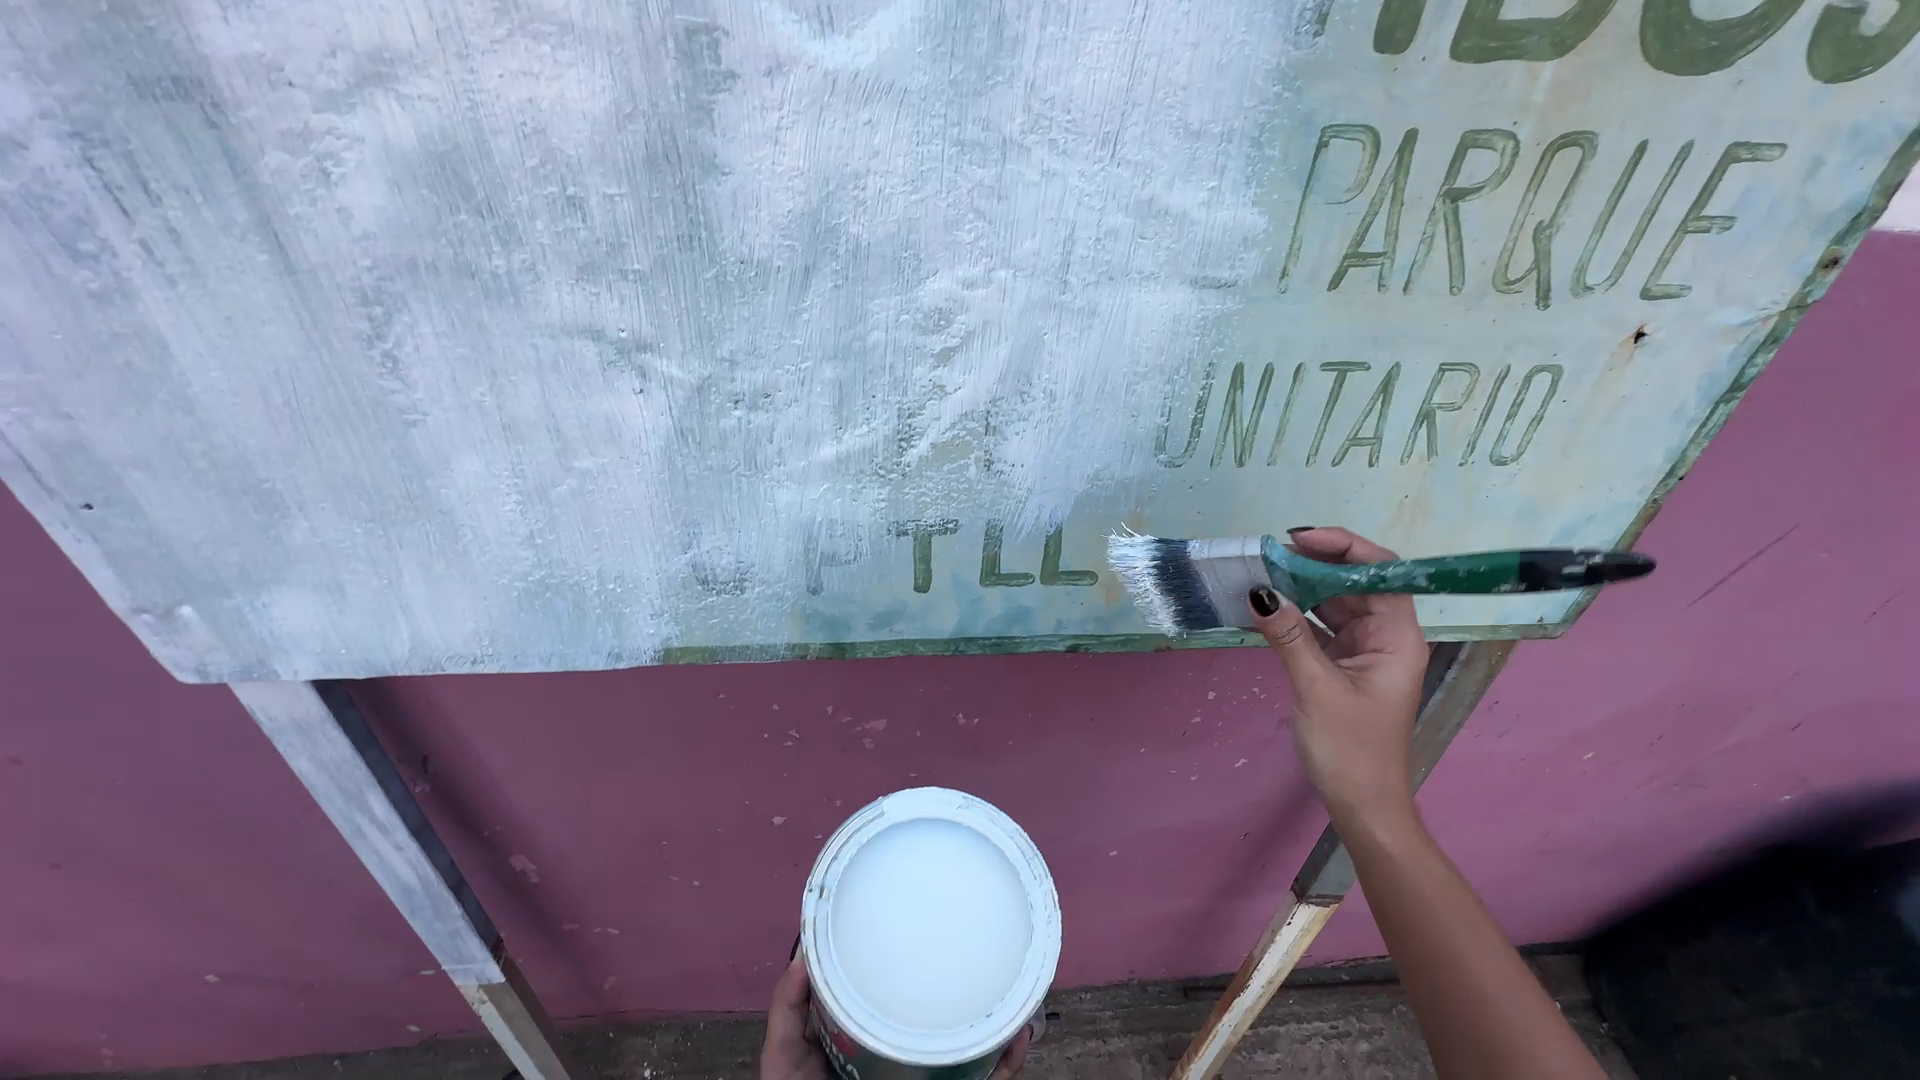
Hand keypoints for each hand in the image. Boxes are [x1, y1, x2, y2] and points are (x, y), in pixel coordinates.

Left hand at [760, 955, 1032, 1079]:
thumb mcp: (784, 1059)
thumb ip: (788, 1010)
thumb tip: (803, 955)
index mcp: (870, 1042)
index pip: (896, 999)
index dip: (913, 970)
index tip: (926, 933)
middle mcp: (906, 1059)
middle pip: (943, 1021)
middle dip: (968, 993)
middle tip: (983, 955)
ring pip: (973, 1049)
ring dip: (997, 1022)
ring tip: (1013, 992)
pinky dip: (1007, 1063)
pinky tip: (1018, 1037)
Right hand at [1249, 527, 1428, 820]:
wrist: (1361, 804)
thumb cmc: (1350, 749)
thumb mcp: (1316, 688)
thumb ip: (1289, 635)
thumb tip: (1259, 591)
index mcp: (1397, 636)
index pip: (1380, 571)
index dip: (1343, 548)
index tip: (1297, 539)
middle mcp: (1385, 635)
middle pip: (1355, 582)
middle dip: (1314, 563)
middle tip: (1267, 555)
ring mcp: (1363, 649)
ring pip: (1334, 601)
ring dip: (1302, 585)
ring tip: (1261, 571)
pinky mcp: (1342, 663)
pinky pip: (1320, 625)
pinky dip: (1296, 612)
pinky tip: (1268, 604)